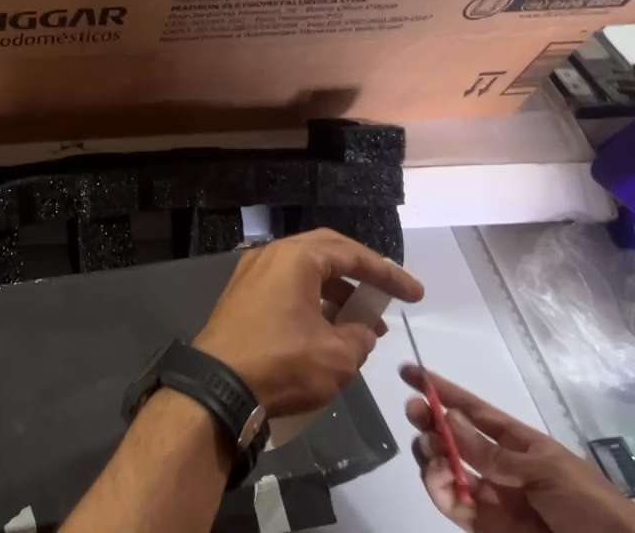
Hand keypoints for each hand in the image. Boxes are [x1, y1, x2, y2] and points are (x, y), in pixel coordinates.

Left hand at [193, 229, 424, 415]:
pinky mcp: (242, 294)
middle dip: (361, 270)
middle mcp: (270, 255)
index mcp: (295, 258)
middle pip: (326, 250)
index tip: (416, 293)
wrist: (219, 384)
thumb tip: (362, 328)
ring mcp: (252, 273)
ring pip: (305, 269)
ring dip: (338, 289)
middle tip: (391, 291)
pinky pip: (287, 284)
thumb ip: (359, 335)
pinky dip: (314, 298)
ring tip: (368, 322)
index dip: (387, 273)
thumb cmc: (282, 363)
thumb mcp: (337, 355)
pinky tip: (332, 325)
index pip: (351, 254)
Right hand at [402, 366, 634, 532]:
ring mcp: (490, 496)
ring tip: (432, 451)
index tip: (408, 371)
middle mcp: (498, 466)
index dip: (442, 390)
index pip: (473, 410)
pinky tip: (439, 479)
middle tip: (415, 412)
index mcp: (519, 445)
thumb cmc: (592, 506)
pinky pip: (450, 502)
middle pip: (451, 436)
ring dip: (430, 453)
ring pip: (443, 465)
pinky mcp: (485, 526)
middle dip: (428, 420)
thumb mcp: (546, 471)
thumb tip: (447, 416)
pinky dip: (437, 488)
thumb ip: (492, 452)